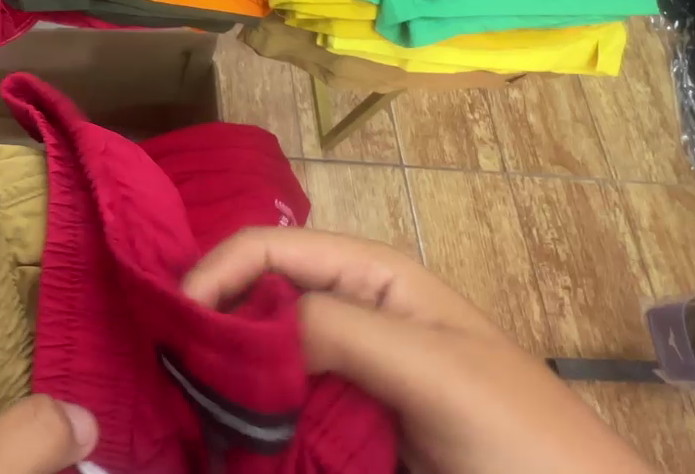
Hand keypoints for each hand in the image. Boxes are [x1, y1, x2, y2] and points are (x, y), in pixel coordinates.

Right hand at [183, 228, 653, 473]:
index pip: (266, 250)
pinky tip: (222, 428)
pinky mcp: (339, 422)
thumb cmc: (523, 444)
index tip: (174, 324)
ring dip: (220, 370)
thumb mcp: (437, 373)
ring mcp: (343, 368)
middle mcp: (346, 308)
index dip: (214, 274)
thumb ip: (341, 329)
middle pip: (253, 295)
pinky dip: (244, 412)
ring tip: (185, 397)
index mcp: (368, 274)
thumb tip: (245, 328)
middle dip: (209, 321)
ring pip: (257, 351)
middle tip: (170, 365)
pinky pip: (276, 404)